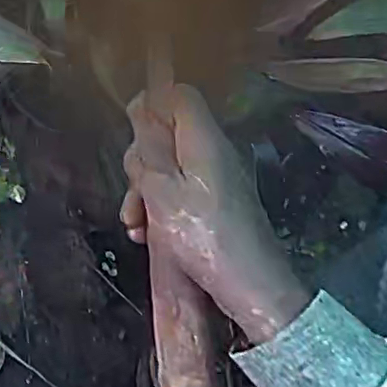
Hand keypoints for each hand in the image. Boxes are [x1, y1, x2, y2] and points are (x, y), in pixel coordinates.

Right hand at [121, 84, 310, 343]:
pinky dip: (161, 206)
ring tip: (135, 222)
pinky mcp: (218, 204)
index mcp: (203, 139)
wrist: (255, 293)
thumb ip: (148, 147)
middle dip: (141, 158)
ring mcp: (217, 179)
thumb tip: (141, 106)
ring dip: (145, 189)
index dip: (152, 102)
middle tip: (134, 188)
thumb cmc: (204, 237)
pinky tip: (146, 233)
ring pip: (169, 165)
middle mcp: (213, 151)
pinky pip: (181, 190)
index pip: (178, 94)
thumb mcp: (161, 190)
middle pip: (168, 132)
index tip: (131, 129)